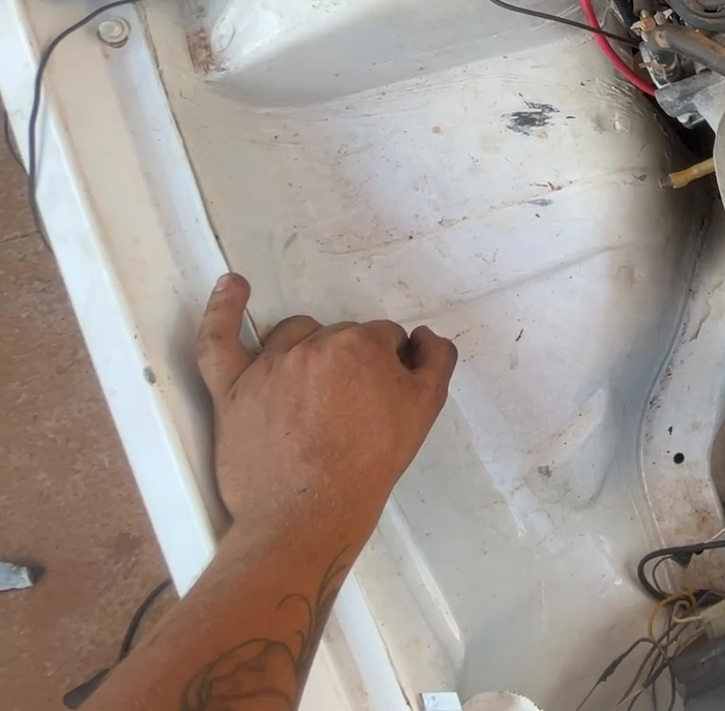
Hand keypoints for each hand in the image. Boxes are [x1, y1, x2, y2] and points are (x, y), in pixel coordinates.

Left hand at [195, 273, 456, 550]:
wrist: (312, 508)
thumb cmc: (376, 454)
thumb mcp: (428, 404)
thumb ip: (437, 358)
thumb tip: (423, 337)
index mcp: (362, 344)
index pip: (386, 337)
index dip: (393, 364)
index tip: (388, 394)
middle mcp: (313, 345)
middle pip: (343, 335)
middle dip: (357, 359)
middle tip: (360, 403)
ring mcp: (266, 366)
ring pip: (298, 333)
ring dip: (315, 346)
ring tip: (323, 384)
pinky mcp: (231, 390)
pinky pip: (218, 341)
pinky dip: (223, 309)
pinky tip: (232, 285)